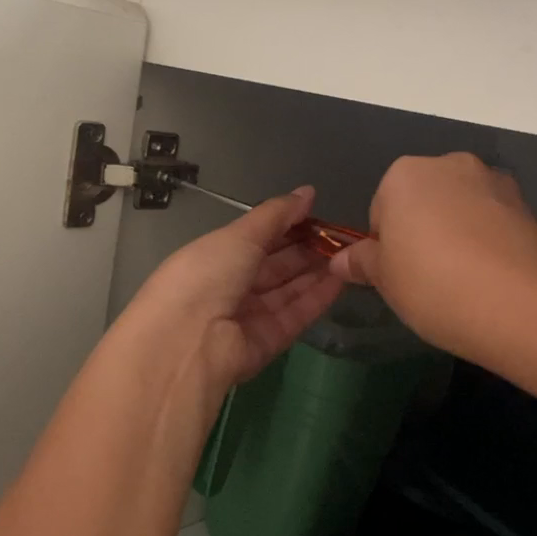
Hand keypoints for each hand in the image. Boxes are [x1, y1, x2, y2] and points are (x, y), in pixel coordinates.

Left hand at [123, 187, 344, 393]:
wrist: (188, 341)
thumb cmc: (206, 275)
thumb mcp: (239, 235)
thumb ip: (276, 215)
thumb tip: (307, 192)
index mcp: (215, 257)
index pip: (257, 239)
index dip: (286, 226)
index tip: (317, 213)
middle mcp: (230, 286)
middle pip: (274, 266)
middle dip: (305, 249)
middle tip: (340, 235)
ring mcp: (248, 317)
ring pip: (288, 291)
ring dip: (315, 272)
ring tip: (348, 254)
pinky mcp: (267, 342)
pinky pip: (295, 315)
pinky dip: (317, 298)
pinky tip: (341, 279)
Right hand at [329, 154, 536, 360]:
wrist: (524, 305)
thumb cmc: (434, 286)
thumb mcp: (385, 280)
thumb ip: (363, 262)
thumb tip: (341, 260)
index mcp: (405, 174)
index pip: (381, 208)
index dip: (385, 245)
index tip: (398, 275)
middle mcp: (451, 165)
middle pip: (424, 200)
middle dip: (422, 231)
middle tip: (428, 279)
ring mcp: (494, 183)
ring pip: (462, 209)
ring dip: (458, 235)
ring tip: (464, 282)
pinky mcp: (529, 207)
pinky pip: (494, 223)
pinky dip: (489, 243)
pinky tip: (492, 279)